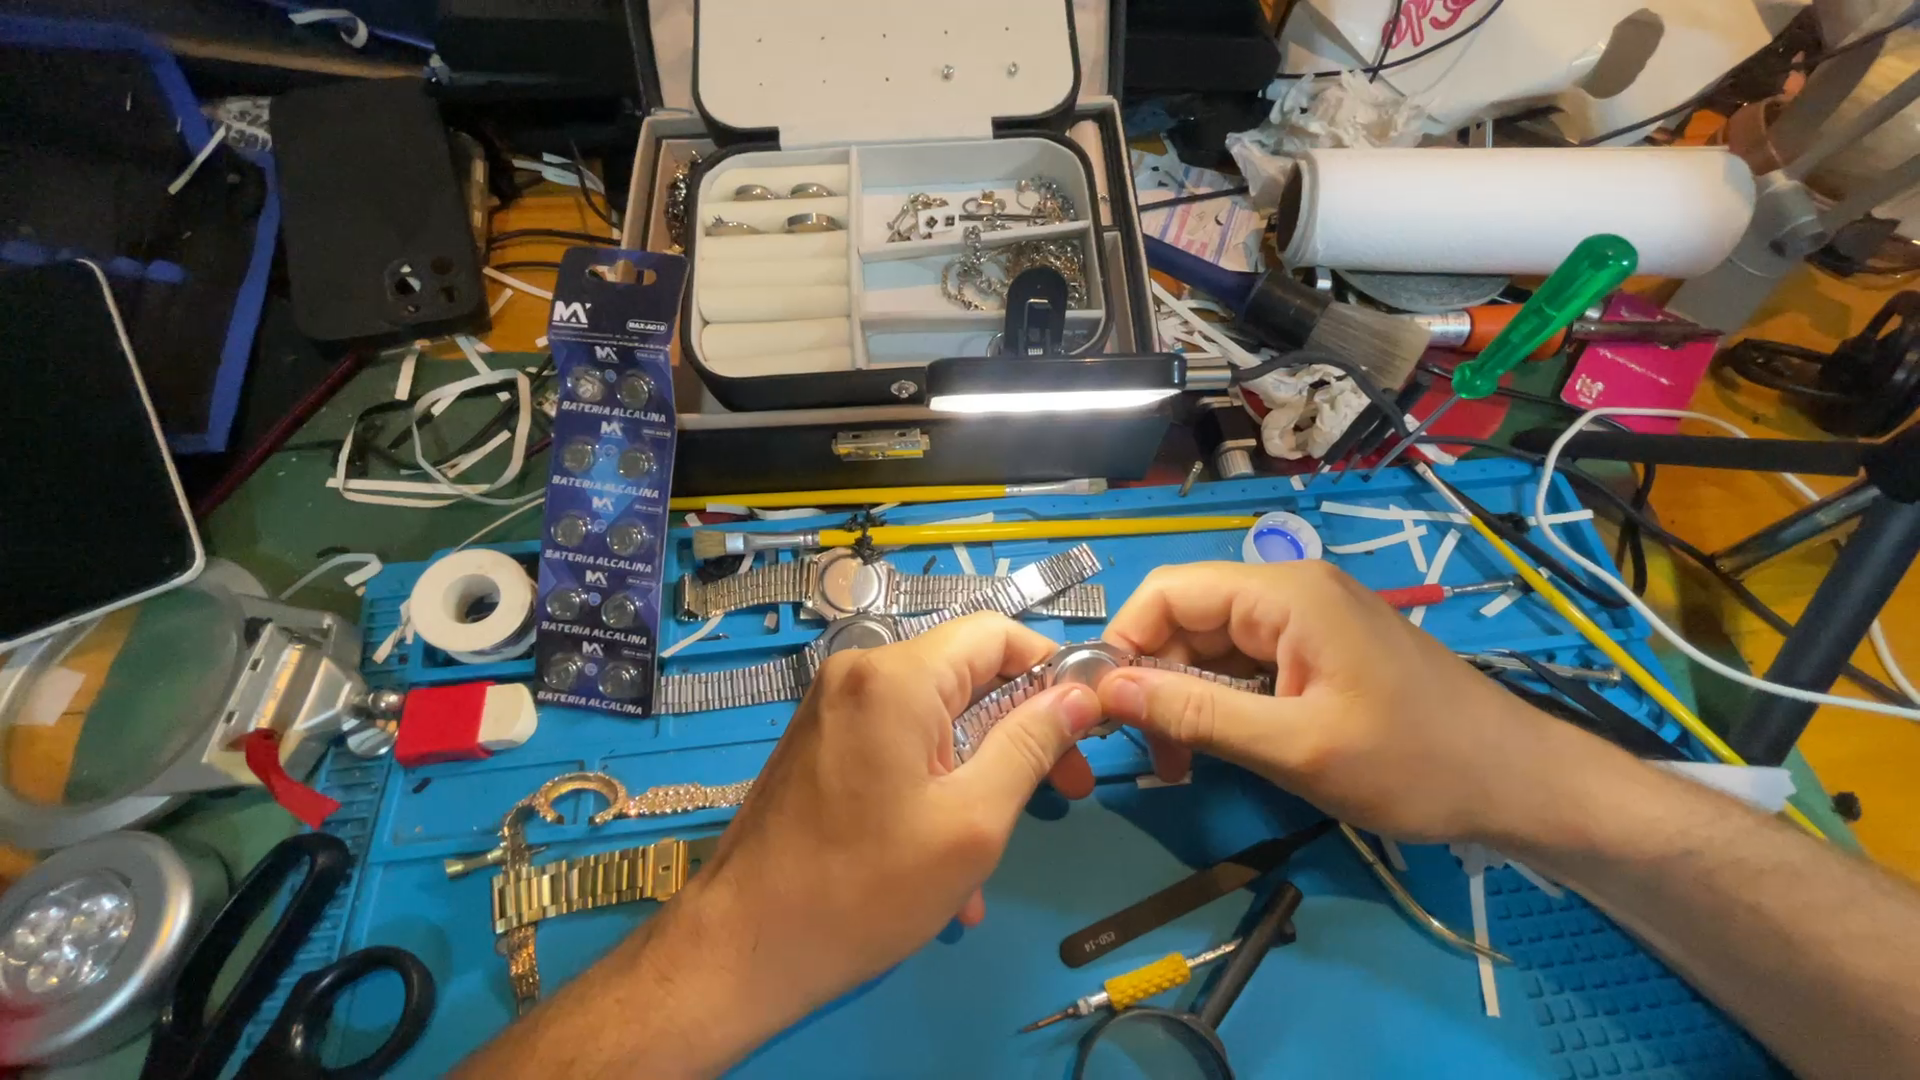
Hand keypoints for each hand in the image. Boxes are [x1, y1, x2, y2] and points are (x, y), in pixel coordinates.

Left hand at [690, 613, 1102, 1025]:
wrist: (740, 949)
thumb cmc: (864, 888)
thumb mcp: (973, 820)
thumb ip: (1031, 744)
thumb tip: (1079, 695)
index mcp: (897, 675)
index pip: (996, 633)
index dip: (1050, 668)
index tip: (1085, 722)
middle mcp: (861, 671)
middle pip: (966, 674)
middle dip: (1021, 730)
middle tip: (1067, 788)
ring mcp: (835, 706)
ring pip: (936, 717)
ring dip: (978, 773)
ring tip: (995, 852)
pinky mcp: (823, 740)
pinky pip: (899, 743)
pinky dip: (934, 784)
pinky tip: (945, 861)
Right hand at [1093, 560, 1576, 842]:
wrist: (1524, 786)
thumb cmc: (1416, 763)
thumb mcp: (1295, 746)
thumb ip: (1196, 714)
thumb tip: (1107, 690)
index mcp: (1283, 594)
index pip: (1168, 591)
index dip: (1125, 640)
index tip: (1105, 705)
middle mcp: (1286, 592)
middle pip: (1184, 618)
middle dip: (1153, 679)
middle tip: (1147, 752)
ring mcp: (1302, 621)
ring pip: (1208, 646)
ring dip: (1183, 698)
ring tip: (1180, 762)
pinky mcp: (1313, 650)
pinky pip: (1241, 665)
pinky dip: (1218, 703)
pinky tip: (1218, 745)